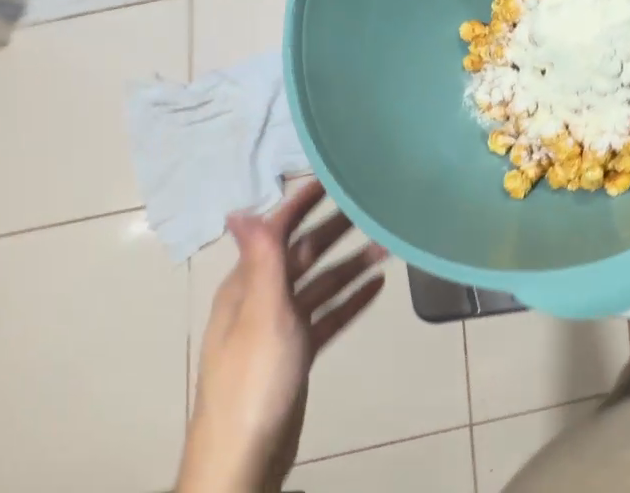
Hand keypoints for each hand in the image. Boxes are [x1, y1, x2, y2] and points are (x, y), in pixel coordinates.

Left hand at [177, 180, 387, 492]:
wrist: (245, 454)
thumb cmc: (255, 379)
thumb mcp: (264, 314)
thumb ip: (261, 261)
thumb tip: (241, 209)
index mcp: (247, 288)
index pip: (275, 232)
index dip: (301, 204)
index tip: (335, 176)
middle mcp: (261, 301)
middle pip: (302, 255)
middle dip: (335, 228)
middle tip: (375, 203)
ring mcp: (279, 328)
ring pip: (320, 283)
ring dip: (350, 263)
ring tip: (388, 245)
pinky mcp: (296, 352)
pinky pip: (328, 314)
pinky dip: (350, 298)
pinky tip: (377, 286)